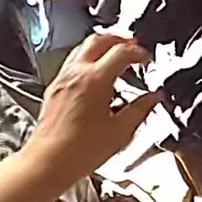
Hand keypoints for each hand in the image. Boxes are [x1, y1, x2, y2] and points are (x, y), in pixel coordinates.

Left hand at [20, 33, 161, 191]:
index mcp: (95, 80)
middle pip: (99, 39)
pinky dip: (89, 61)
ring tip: (117, 59)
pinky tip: (98, 78)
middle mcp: (76, 74)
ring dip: (102, 47)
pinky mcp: (54, 89)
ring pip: (83, 48)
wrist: (48, 162)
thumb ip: (140, 110)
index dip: (138, 52)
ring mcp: (62, 79)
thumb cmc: (79, 151)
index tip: (146, 59)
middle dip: (119, 39)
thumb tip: (153, 98)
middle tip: (133, 48)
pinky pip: (73, 63)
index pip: (121, 51)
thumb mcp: (120, 132)